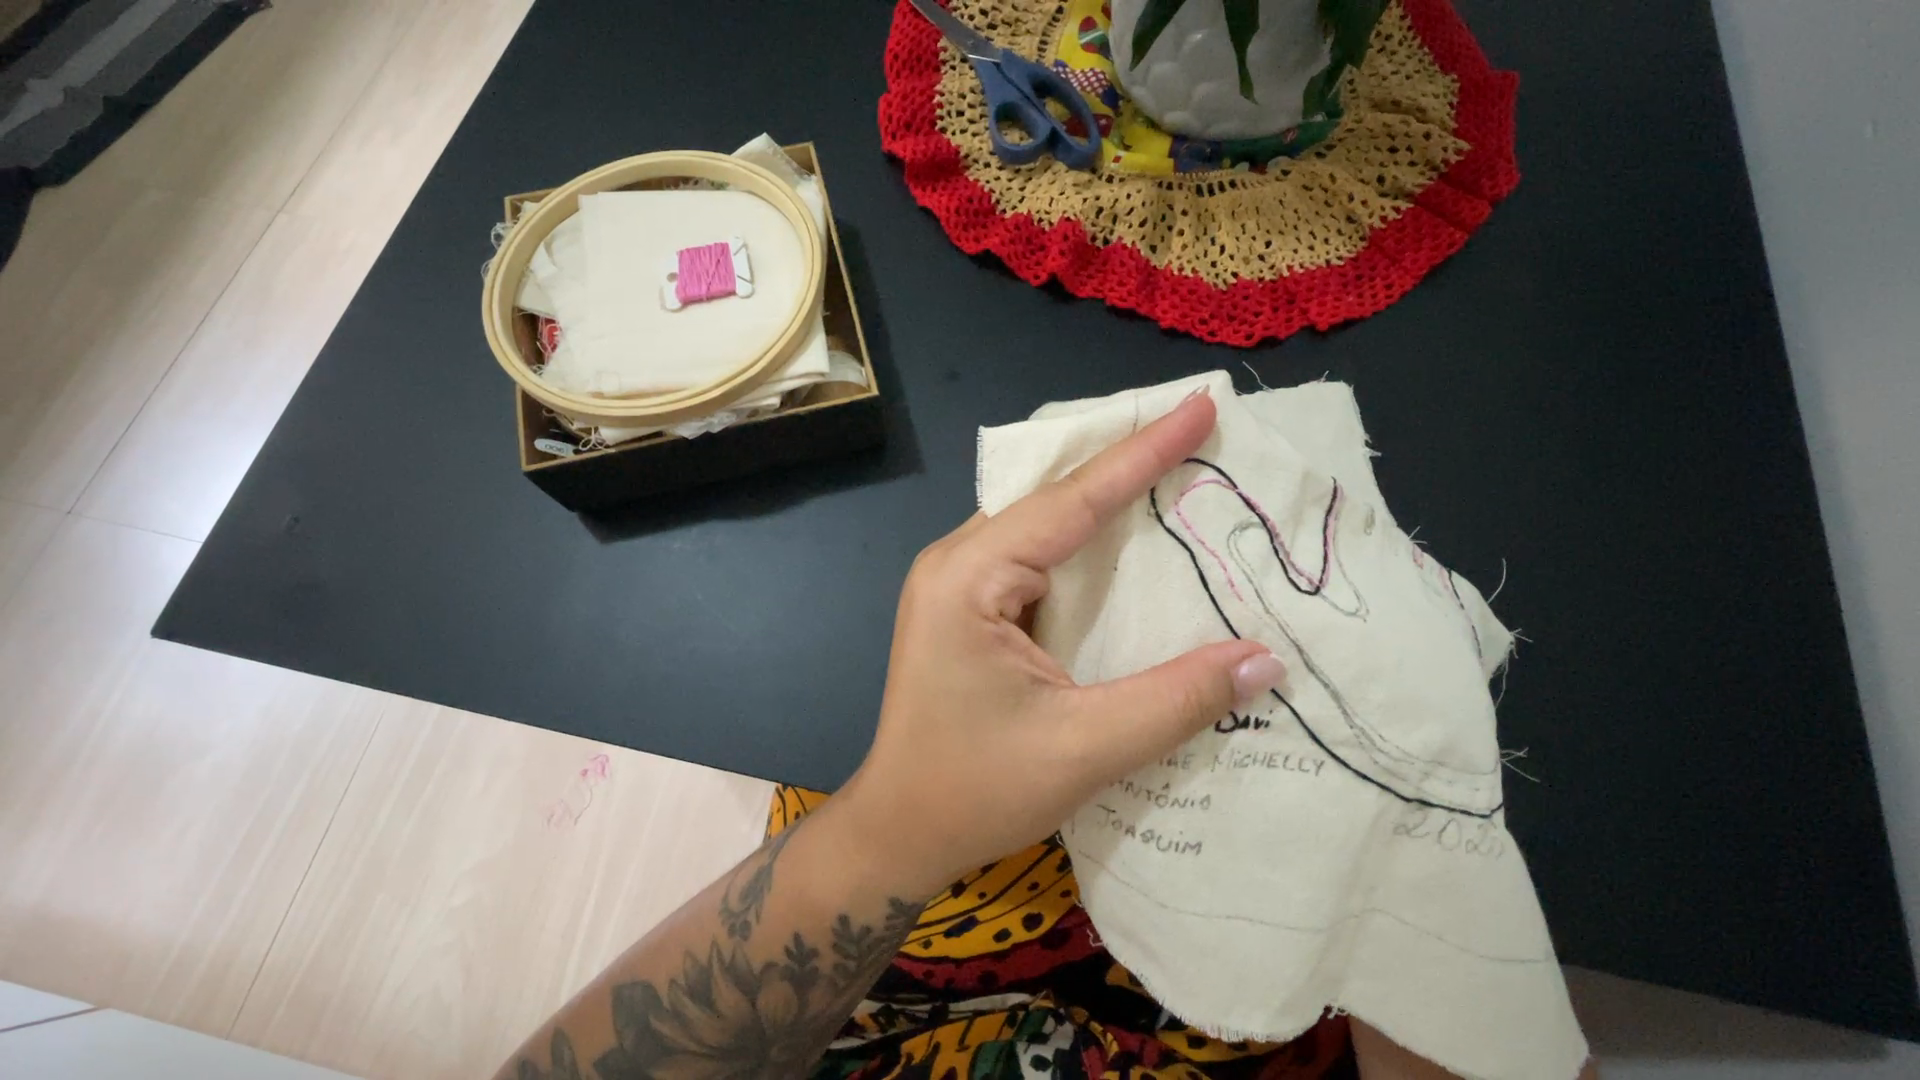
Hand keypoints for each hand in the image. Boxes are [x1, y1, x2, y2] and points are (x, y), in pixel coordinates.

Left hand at [831, 389, 1287, 897]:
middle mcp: (957, 564)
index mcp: (969, 577)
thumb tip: (1265, 658)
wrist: (900, 830)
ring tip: (1178, 475)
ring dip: (1107, 504)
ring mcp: (957, 585)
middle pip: (1054, 498)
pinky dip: (1087, 547)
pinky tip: (1132, 548)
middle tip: (1200, 433)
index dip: (1142, 453)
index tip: (1199, 406)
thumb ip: (1176, 700)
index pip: (1071, 501)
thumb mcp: (1084, 748)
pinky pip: (1036, 559)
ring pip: (1044, 525)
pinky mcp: (968, 609)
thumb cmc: (975, 790)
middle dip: (1126, 466)